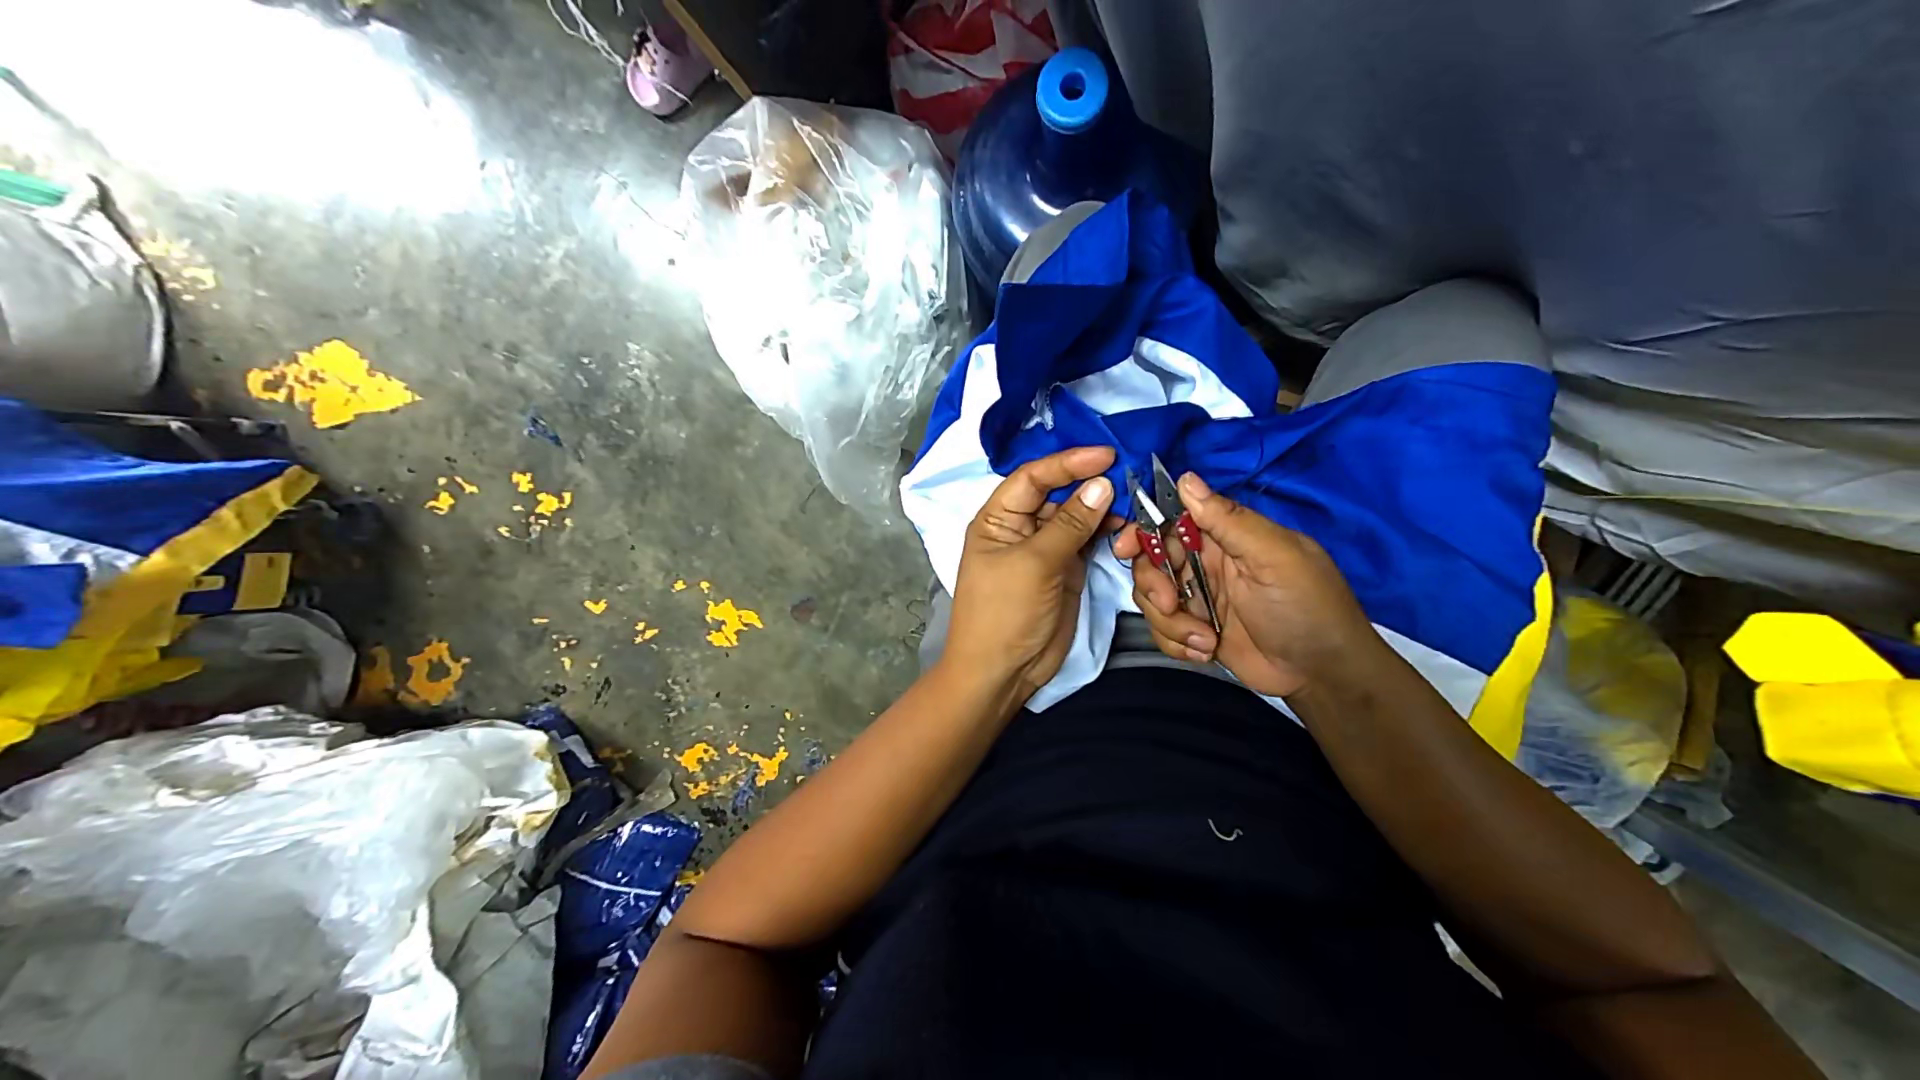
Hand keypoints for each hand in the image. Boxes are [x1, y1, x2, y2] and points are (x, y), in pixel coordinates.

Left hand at [941, 446, 1119, 701]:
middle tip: (1128, 480)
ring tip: (1132, 506)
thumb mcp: (1035, 564)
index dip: (1067, 462)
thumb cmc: (1006, 613)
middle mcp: (1020, 527)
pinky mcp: (1065, 569)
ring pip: (1076, 517)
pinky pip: (1087, 541)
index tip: (1105, 455)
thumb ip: (1069, 525)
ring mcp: (1044, 548)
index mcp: (998, 518)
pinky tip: (1126, 529)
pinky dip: (1106, 533)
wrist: (1003, 672)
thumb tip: (1101, 485)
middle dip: (1089, 485)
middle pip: (1057, 493)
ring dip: (1102, 510)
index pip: (1033, 477)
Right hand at [1113, 472, 1379, 696]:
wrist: (1322, 673)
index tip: (1124, 547)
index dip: (1142, 530)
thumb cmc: (1307, 606)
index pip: (1171, 520)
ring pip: (1151, 599)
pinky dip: (1177, 643)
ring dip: (1170, 623)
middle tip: (1169, 604)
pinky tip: (1206, 650)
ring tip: (1205, 640)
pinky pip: (1161, 630)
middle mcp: (1205, 563)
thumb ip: (1228, 519)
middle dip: (1152, 585)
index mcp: (1225, 536)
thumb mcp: (1274, 556)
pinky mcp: (1193, 631)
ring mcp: (1198, 599)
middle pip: (1150, 561)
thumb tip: (1186, 479)